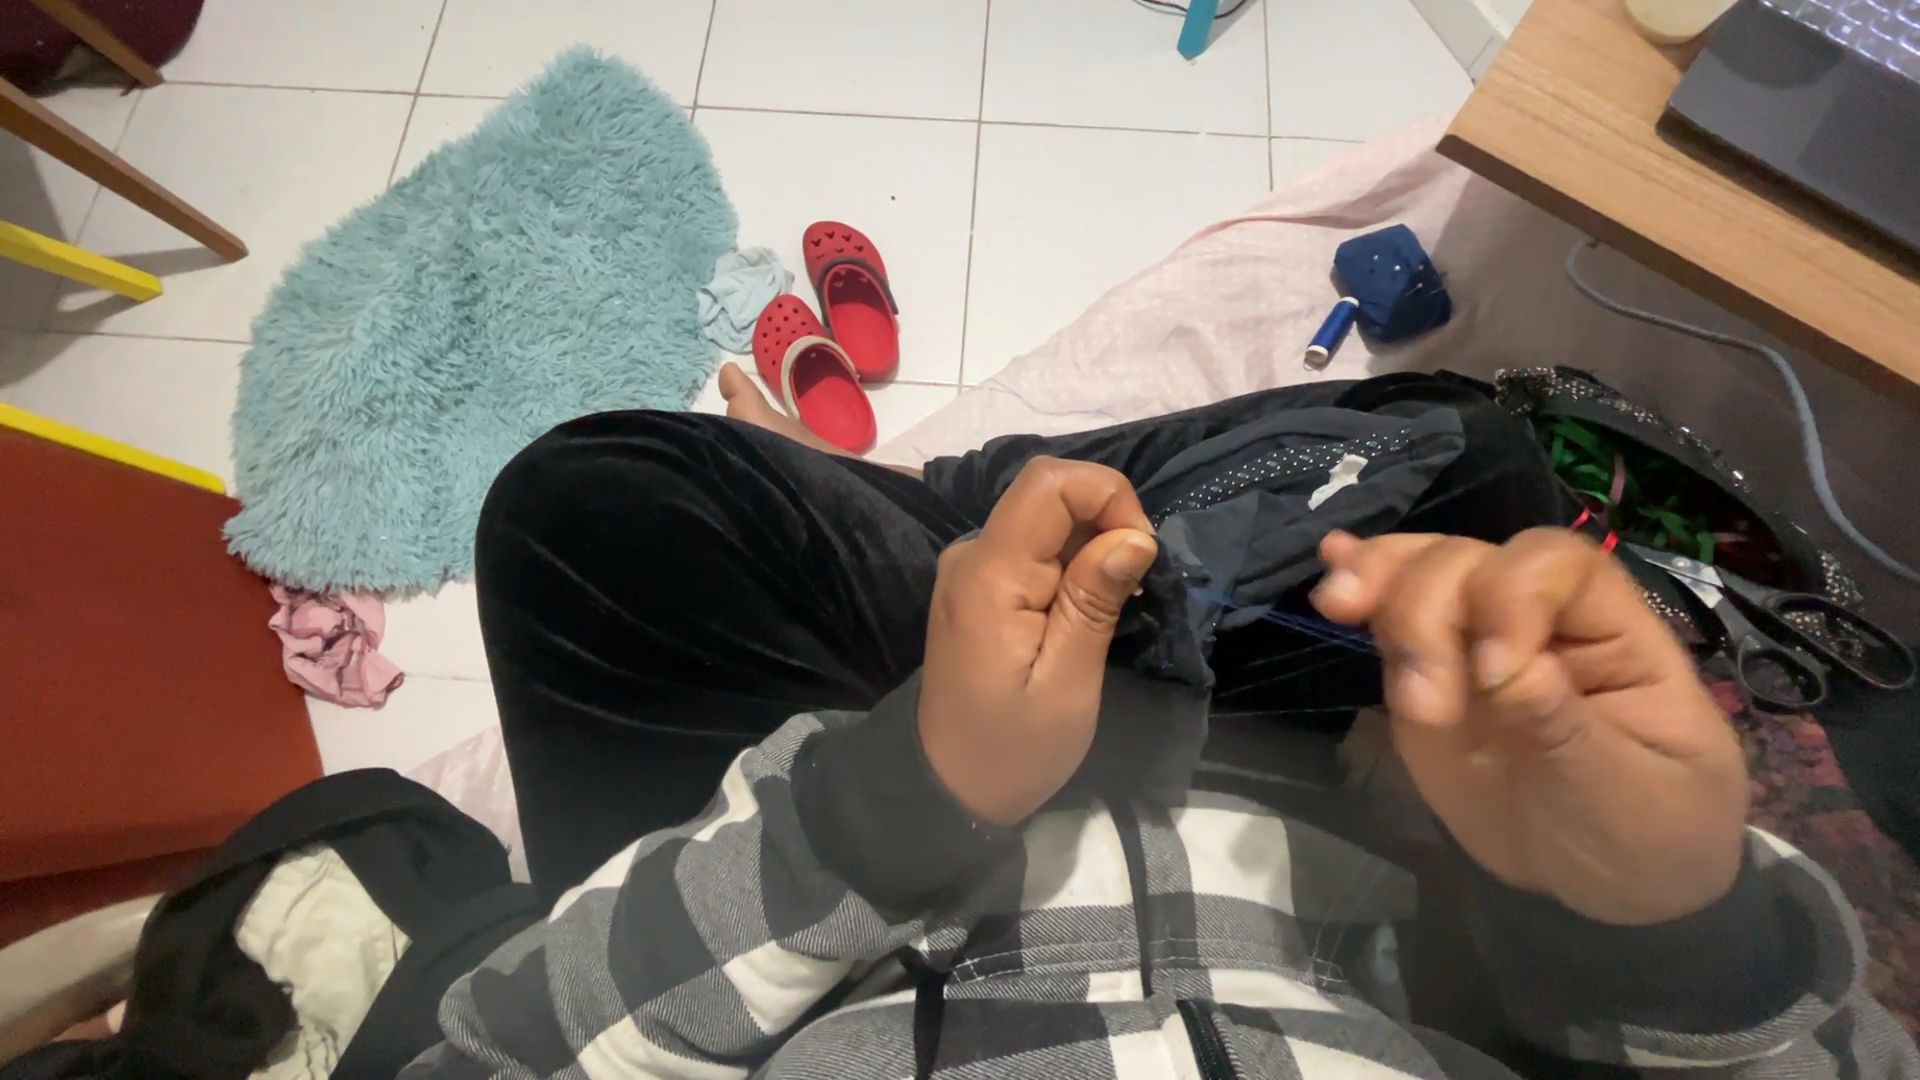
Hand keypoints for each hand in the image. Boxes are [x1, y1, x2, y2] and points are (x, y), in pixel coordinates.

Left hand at [919, 458, 1159, 826]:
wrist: (947, 784)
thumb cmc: (1011, 749)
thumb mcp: (1067, 685)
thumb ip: (1095, 602)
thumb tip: (1134, 536)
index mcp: (988, 574)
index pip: (1048, 484)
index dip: (1107, 495)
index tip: (1140, 553)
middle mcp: (970, 555)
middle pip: (1046, 494)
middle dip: (1105, 520)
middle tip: (1132, 584)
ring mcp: (969, 568)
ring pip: (1041, 518)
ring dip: (1090, 543)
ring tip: (1112, 603)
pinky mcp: (976, 585)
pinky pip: (1029, 547)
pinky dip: (1068, 561)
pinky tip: (1081, 608)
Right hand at [1311, 528, 1748, 925]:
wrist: (1580, 872)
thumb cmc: (1636, 835)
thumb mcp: (1624, 795)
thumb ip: (1564, 725)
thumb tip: (1497, 665)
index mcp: (1613, 635)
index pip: (1557, 566)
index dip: (1512, 596)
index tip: (1492, 676)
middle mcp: (1535, 617)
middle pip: (1468, 561)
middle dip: (1427, 616)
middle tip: (1422, 708)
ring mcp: (1469, 636)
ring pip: (1419, 569)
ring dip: (1375, 578)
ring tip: (1338, 606)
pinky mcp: (1417, 662)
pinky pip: (1386, 605)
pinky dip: (1358, 574)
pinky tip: (1331, 559)